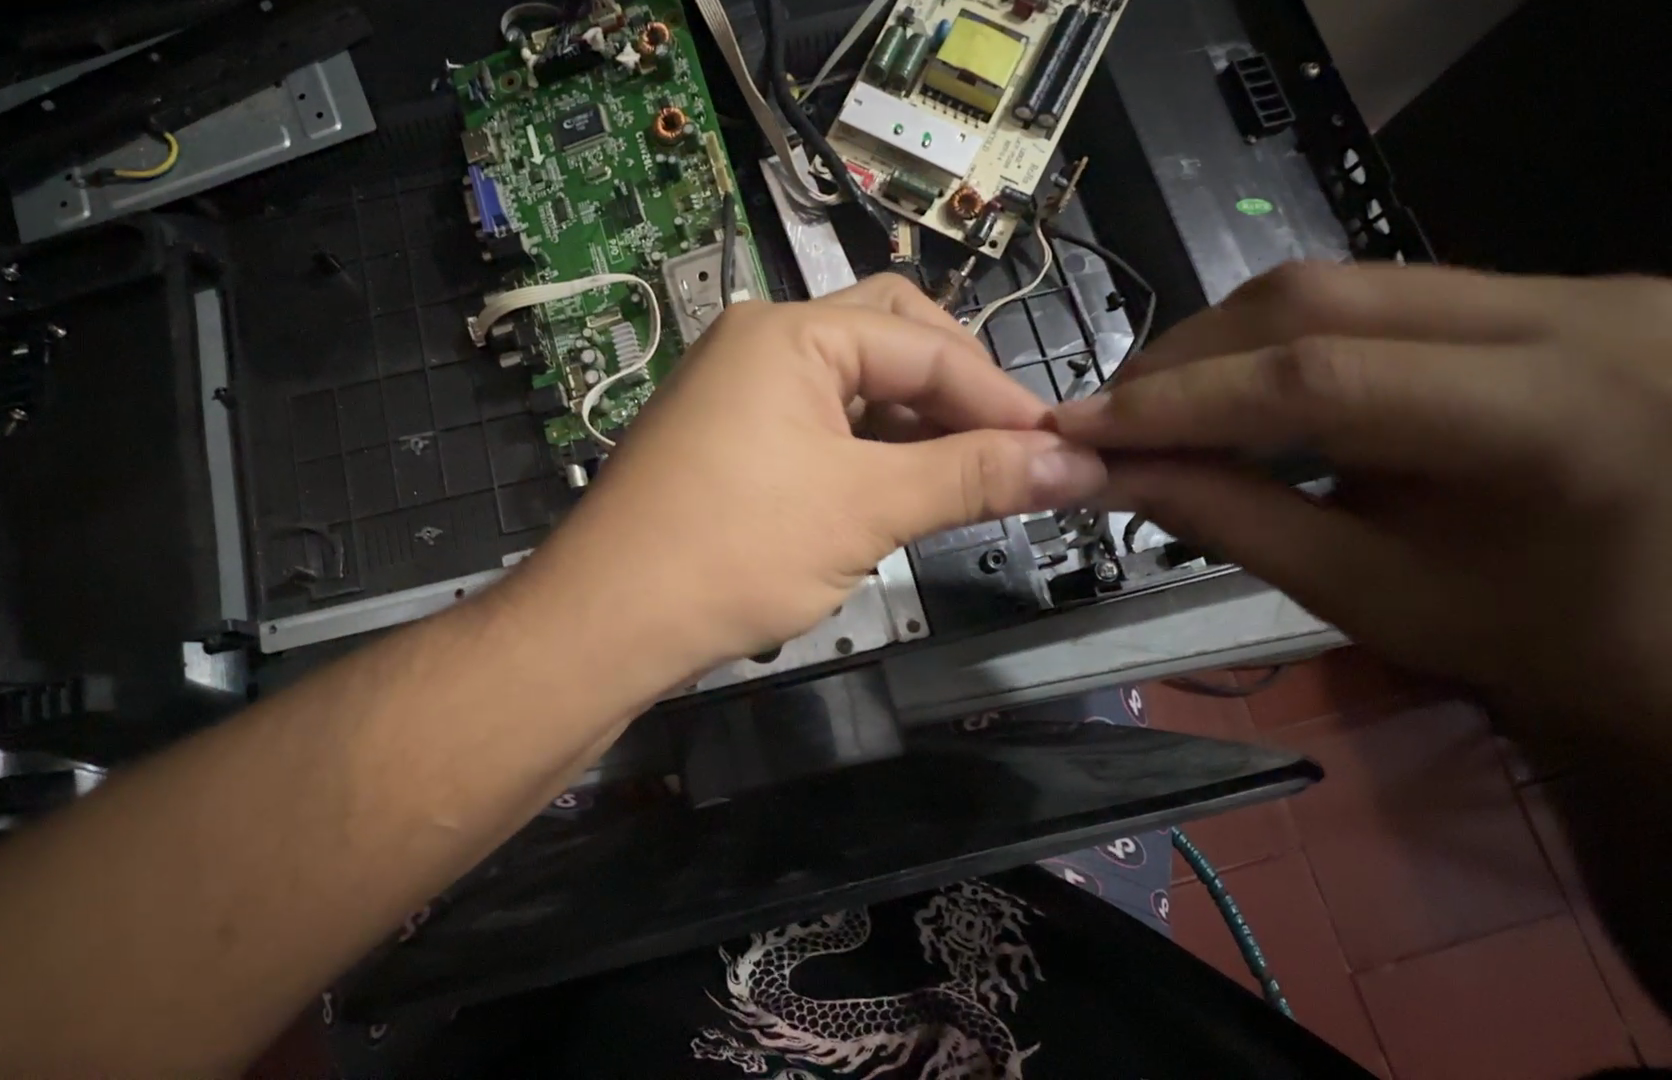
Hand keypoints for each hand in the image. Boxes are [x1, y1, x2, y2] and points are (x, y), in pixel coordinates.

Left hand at [509, 274, 1105, 679]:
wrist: (607, 622)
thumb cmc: (734, 549)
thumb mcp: (865, 508)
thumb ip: (973, 477)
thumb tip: (1077, 463)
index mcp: (789, 332)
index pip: (925, 343)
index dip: (1000, 398)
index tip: (1062, 450)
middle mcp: (759, 344)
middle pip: (887, 342)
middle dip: (954, 394)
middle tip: (1006, 452)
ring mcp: (736, 394)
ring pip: (852, 390)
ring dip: (913, 428)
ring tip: (962, 481)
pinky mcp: (726, 443)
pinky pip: (816, 429)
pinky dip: (865, 454)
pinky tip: (896, 494)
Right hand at [1051, 262, 1671, 745]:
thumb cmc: (1525, 639)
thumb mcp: (1361, 590)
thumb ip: (1225, 518)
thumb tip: (1098, 471)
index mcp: (1553, 418)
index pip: (1316, 378)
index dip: (1174, 402)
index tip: (1072, 428)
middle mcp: (1580, 314)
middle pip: (1320, 299)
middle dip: (1187, 357)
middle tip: (1106, 415)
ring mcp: (1571, 289)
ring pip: (1341, 284)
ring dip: (1223, 344)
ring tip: (1157, 405)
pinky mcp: (1546, 292)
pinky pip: (1376, 296)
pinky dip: (1278, 341)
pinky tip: (1237, 388)